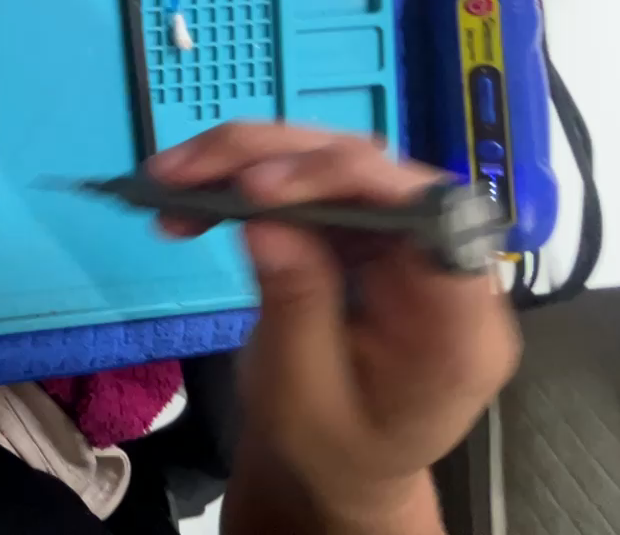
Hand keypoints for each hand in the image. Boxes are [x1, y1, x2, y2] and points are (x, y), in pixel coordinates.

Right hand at [149, 122, 518, 534]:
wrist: (331, 461)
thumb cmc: (328, 445)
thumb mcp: (304, 394)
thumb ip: (296, 307)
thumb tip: (264, 223)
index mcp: (454, 319)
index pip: (427, 215)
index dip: (345, 181)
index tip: (252, 189)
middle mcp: (431, 259)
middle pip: (362, 167)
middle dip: (263, 157)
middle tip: (177, 174)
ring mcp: (387, 236)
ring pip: (317, 157)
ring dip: (234, 157)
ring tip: (165, 178)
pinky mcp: (346, 227)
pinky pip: (288, 178)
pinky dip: (228, 177)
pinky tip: (183, 199)